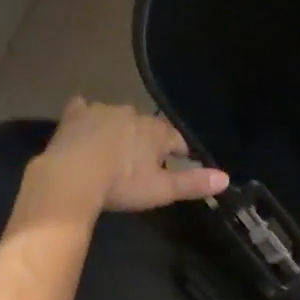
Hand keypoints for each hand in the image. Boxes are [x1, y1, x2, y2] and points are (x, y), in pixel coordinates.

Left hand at [33, 97, 228, 212]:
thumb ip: (193, 183)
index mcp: (155, 131)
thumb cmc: (122, 185)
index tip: (180, 161)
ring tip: (114, 149)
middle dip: (146, 139)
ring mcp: (100, 112)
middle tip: (142, 162)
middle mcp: (131, 113)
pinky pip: (82, 109)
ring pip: (116, 116)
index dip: (179, 151)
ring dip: (119, 128)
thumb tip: (226, 178)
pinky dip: (85, 115)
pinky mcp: (74, 116)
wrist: (73, 177)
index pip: (175, 138)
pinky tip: (83, 120)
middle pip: (145, 126)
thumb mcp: (161, 190)